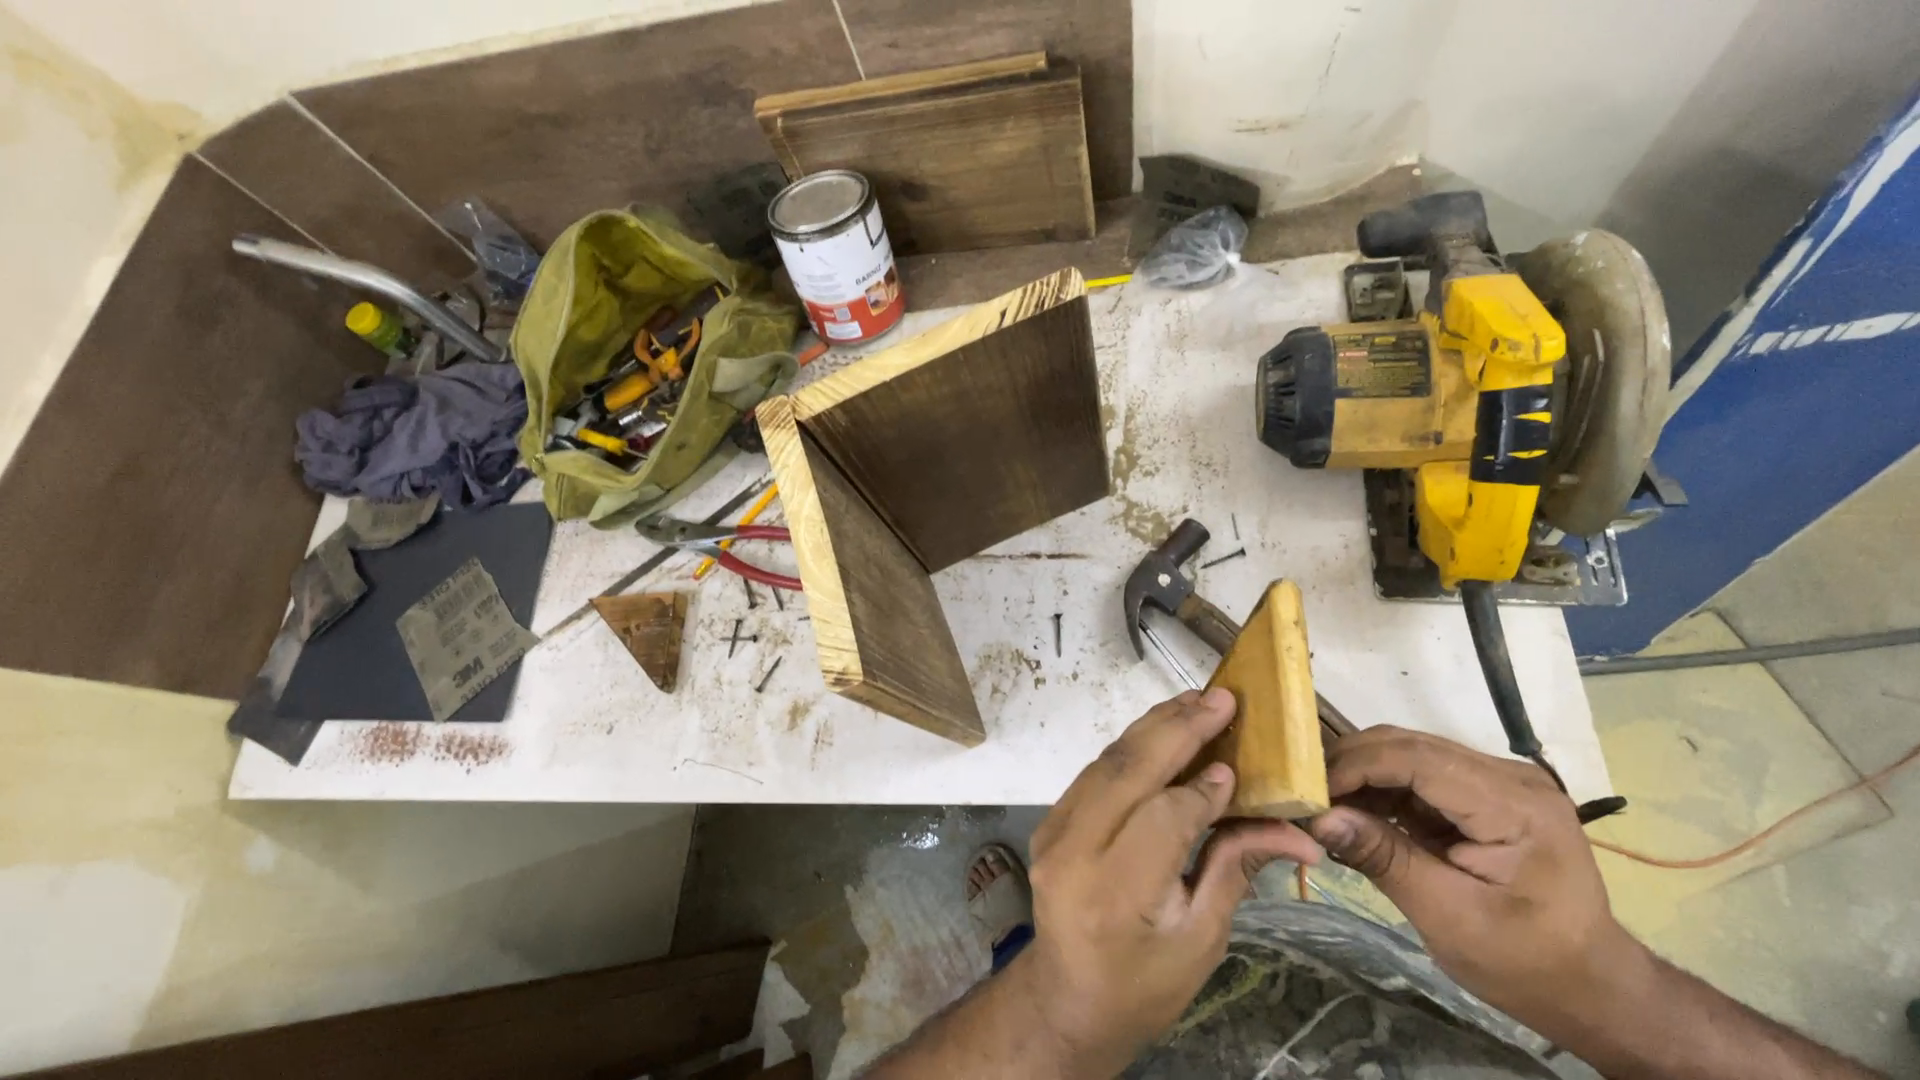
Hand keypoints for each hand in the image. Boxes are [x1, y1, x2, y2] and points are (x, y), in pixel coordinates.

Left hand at [1009, 689, 1323, 1075]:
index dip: (1203, 789)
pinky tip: (1162, 730)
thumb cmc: (1144, 984)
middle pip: (1128, 771)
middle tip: (1222, 697)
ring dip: (1153, 727)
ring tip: (1197, 700)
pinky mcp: (1049, 822)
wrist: (1068, 999)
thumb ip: (1235, 868)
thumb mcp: (1201, 940)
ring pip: (1107, 762)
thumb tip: (1295, 826)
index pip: (1163, 816)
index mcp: (1113, 893)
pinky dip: (1131, 748)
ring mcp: (1052, 832)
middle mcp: (1072, 852)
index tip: (1237, 770)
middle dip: (1178, 729)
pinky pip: (1095, 773)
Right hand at [1306, 726, 1641, 1034]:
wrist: (1589, 987)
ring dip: (1360, 775)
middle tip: (1302, 795)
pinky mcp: (1482, 796)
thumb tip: (1318, 819)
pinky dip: (1379, 790)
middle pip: (1410, 745)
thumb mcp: (1450, 918)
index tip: (1307, 793)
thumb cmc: (1526, 963)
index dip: (1355, 766)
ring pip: (1408, 754)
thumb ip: (1385, 859)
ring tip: (1320, 805)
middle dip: (1350, 764)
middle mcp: (1509, 777)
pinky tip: (1352, 813)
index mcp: (1514, 805)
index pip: (1418, 758)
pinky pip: (1419, 777)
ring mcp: (1497, 783)